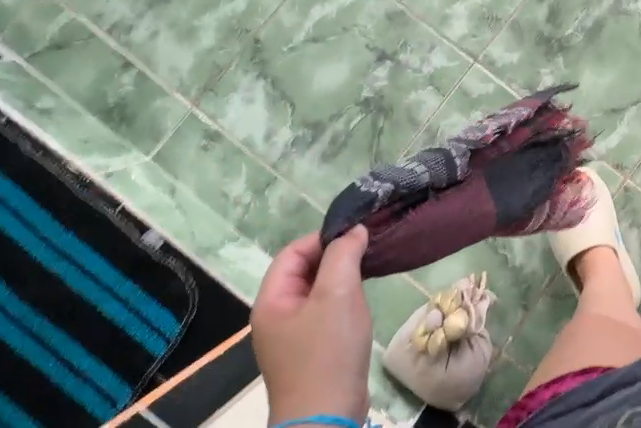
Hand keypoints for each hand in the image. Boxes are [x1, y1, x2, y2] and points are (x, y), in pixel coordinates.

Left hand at [252, 227, 372, 424]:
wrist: (327, 416)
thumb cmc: (328, 351)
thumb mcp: (338, 293)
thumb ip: (343, 254)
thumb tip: (353, 231)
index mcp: (271, 301)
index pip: (293, 252)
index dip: (324, 238)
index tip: (358, 237)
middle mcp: (275, 316)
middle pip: (304, 270)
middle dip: (335, 256)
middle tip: (368, 252)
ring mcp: (291, 336)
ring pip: (317, 291)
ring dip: (342, 278)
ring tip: (369, 275)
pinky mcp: (309, 350)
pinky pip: (324, 312)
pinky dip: (343, 300)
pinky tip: (362, 303)